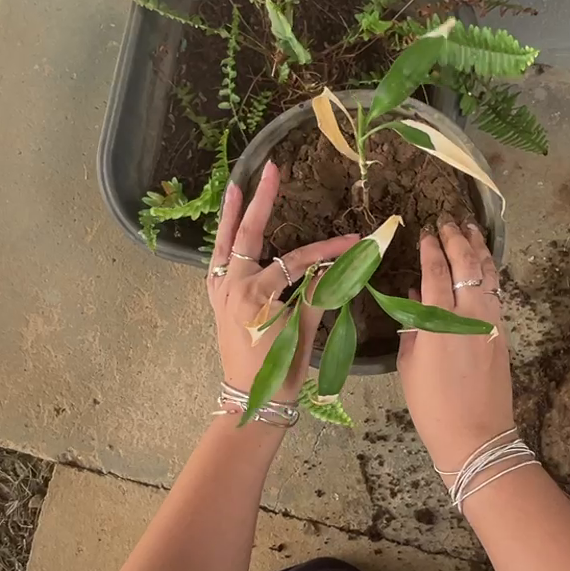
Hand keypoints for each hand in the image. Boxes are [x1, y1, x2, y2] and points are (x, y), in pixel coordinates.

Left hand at [206, 161, 359, 401]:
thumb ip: (316, 293)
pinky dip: (223, 244)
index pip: (296, 261)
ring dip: (230, 216)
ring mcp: (219, 293)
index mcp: (254, 294)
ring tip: (235, 186)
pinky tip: (226, 231)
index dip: (326, 250)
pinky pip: (218, 264)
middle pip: (248, 235)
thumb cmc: (279, 369)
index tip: (353, 241)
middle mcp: (231, 287)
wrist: (251, 400)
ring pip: (224, 245)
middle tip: (272, 170)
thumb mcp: (303, 331)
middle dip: (261, 201)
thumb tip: (333, 265)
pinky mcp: (216, 301)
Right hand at [398, 218, 513, 472]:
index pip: (436, 272)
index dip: (431, 249)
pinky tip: (483, 264)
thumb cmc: (432, 405)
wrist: (476, 435)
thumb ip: (413, 326)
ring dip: (479, 250)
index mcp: (440, 321)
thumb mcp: (409, 364)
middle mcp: (470, 313)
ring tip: (471, 230)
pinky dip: (489, 273)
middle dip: (457, 240)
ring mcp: (491, 321)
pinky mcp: (502, 332)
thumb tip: (416, 297)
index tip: (426, 232)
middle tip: (448, 222)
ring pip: (488, 274)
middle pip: (466, 265)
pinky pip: (496, 292)